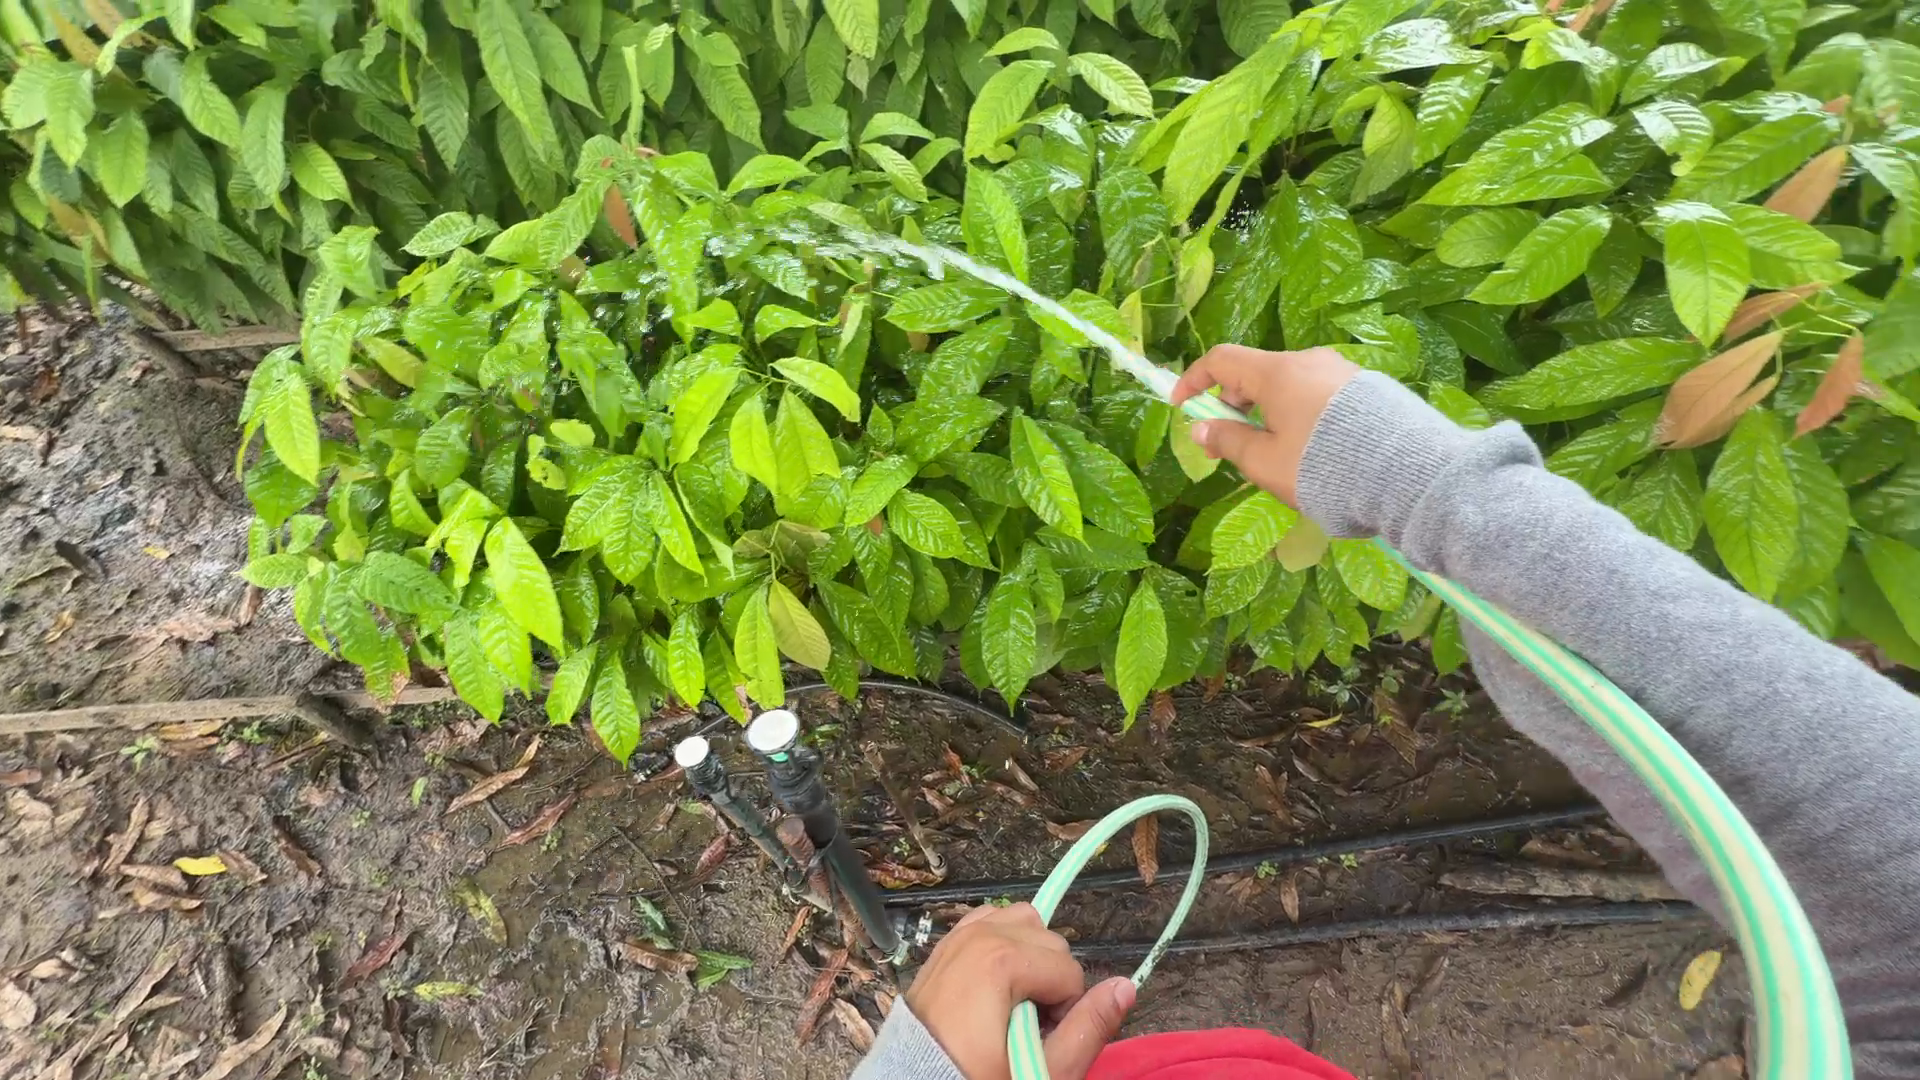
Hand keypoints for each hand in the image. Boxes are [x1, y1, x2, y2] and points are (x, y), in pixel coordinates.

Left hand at [904, 903, 1135, 1079]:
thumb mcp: (1042, 1073)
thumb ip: (1089, 1029)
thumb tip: (1127, 986)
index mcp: (1001, 958)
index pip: (1069, 972)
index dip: (1065, 1013)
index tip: (1039, 1044)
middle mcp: (980, 932)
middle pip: (1050, 942)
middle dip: (1050, 984)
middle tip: (1026, 1030)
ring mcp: (961, 931)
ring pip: (1025, 922)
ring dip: (1031, 957)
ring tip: (1012, 1005)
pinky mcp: (949, 938)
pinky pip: (993, 919)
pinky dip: (1004, 942)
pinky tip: (995, 984)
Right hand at [1170, 345, 1359, 506]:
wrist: (1409, 474)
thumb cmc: (1321, 466)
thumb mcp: (1264, 462)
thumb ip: (1228, 441)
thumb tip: (1201, 427)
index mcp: (1278, 373)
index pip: (1222, 360)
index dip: (1194, 380)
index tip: (1181, 406)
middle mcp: (1309, 362)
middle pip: (1256, 373)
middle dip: (1232, 404)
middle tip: (1228, 443)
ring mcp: (1342, 373)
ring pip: (1288, 386)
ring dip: (1266, 411)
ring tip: (1272, 452)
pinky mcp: (1367, 389)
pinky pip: (1317, 395)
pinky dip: (1297, 413)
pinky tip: (1309, 448)